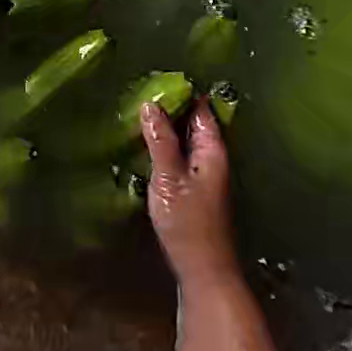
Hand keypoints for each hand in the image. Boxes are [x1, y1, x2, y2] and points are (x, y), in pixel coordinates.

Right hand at [141, 98, 236, 286]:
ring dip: (167, 128)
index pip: (201, 109)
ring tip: (139, 113)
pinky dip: (166, 146)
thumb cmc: (188, 223)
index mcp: (212, 150)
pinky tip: (146, 146)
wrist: (202, 270)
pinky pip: (180, 155)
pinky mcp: (193, 188)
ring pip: (186, 140)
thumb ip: (160, 140)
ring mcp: (204, 174)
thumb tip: (150, 104)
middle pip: (193, 123)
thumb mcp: (169, 178)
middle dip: (171, 108)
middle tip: (140, 92)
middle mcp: (212, 157)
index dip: (182, 92)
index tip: (156, 80)